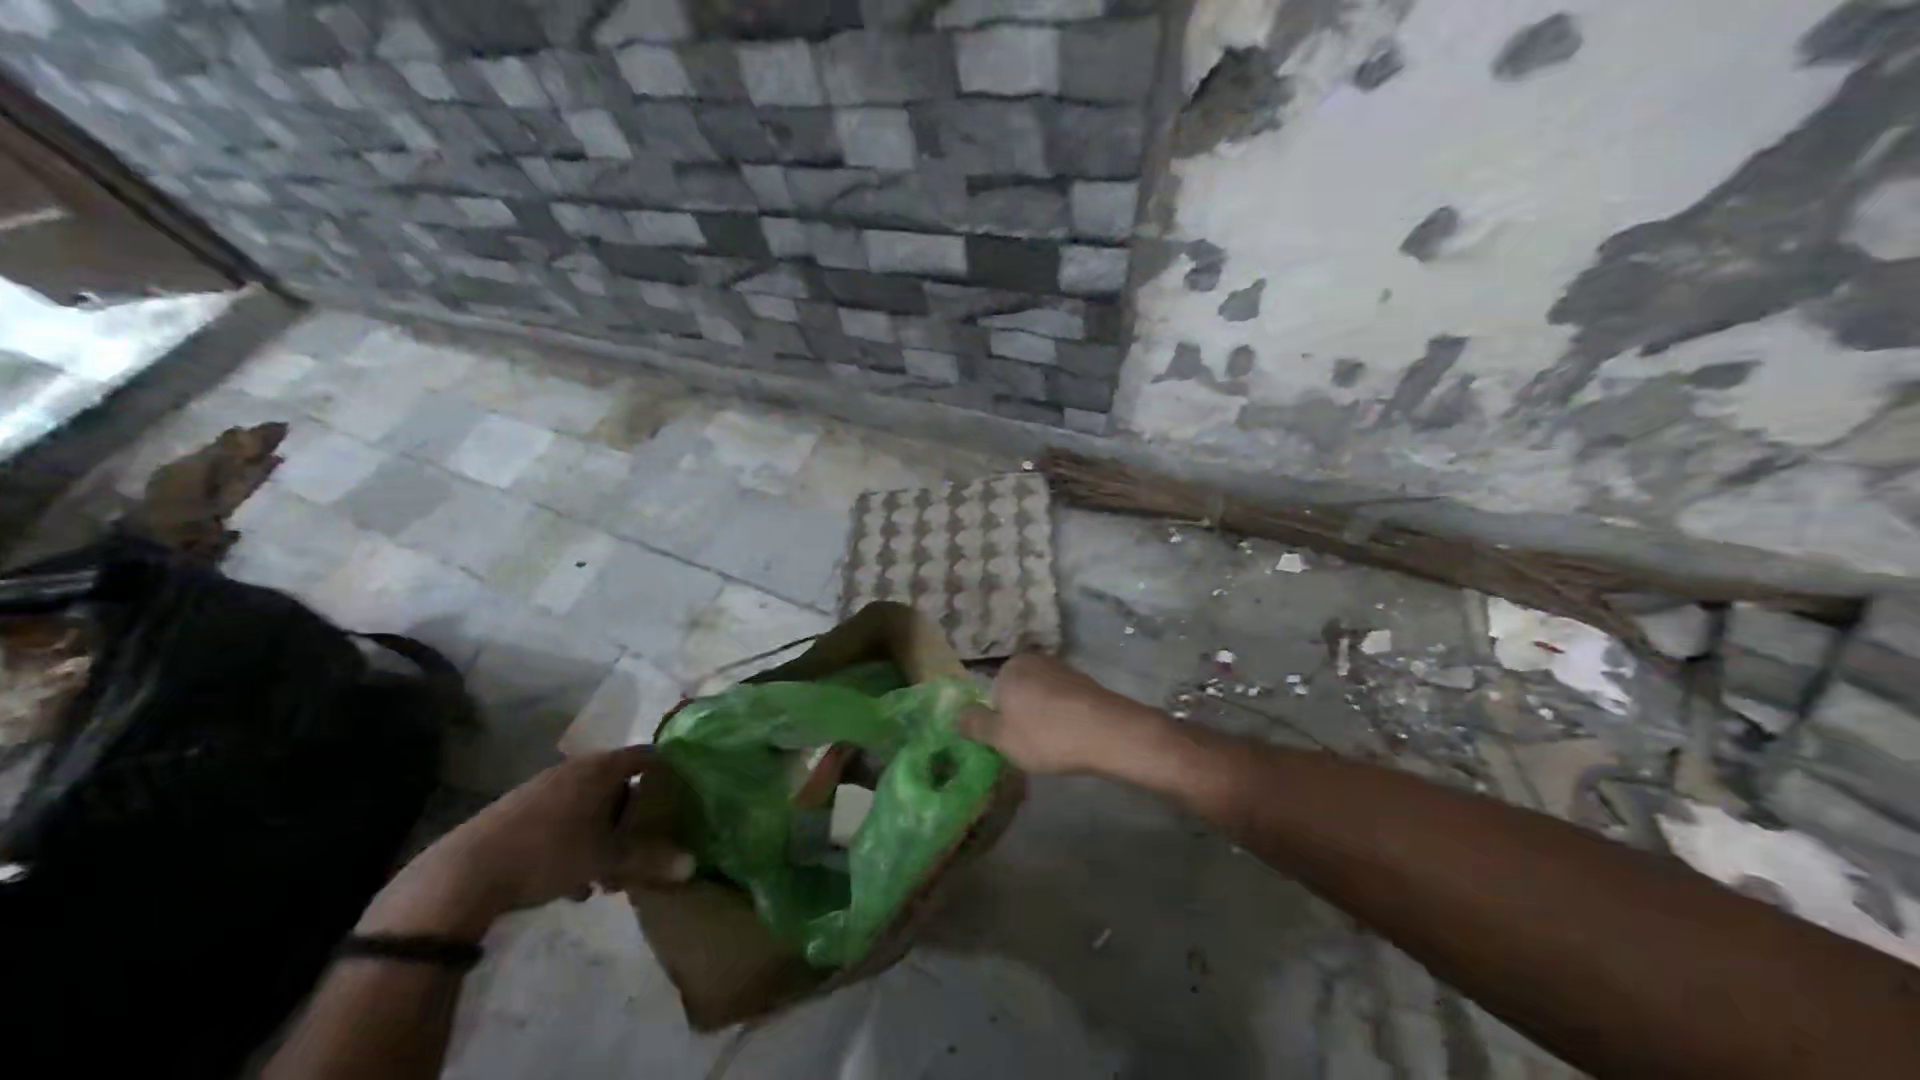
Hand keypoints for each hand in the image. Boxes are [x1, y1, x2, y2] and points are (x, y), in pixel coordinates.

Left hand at [359, 747, 690, 938]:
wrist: (463, 874)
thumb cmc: (548, 853)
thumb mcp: (606, 859)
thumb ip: (650, 860)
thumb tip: (693, 865)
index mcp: (600, 769)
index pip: (647, 756)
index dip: (669, 771)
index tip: (685, 793)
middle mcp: (574, 770)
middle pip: (619, 783)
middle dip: (636, 814)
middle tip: (650, 841)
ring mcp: (543, 790)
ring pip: (591, 806)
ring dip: (606, 833)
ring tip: (613, 870)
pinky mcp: (520, 813)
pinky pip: (565, 821)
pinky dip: (578, 843)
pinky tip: (577, 882)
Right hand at [961, 654, 1166, 774]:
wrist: (1110, 733)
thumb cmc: (1046, 735)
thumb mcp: (1000, 738)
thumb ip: (974, 725)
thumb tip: (956, 715)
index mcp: (1009, 667)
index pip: (992, 696)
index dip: (998, 723)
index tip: (1010, 744)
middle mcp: (1035, 660)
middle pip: (1016, 695)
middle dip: (1021, 718)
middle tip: (1030, 747)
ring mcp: (1063, 669)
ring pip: (1041, 698)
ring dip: (1043, 719)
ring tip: (1054, 746)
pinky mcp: (1086, 682)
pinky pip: (1062, 702)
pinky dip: (1063, 718)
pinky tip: (1072, 738)